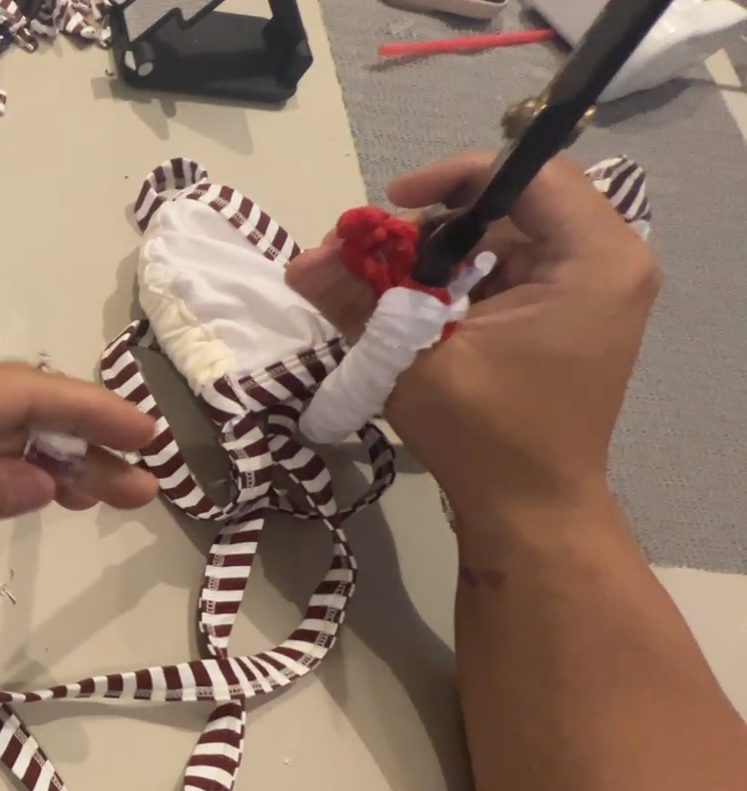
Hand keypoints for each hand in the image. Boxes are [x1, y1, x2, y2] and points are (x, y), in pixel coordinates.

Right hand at [284, 154, 660, 533]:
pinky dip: (445, 291)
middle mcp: (601, 264)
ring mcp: (582, 296)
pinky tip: (401, 317)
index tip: (386, 204)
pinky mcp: (557, 323)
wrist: (526, 502)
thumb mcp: (411, 360)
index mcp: (592, 259)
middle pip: (506, 213)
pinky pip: (497, 283)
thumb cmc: (483, 430)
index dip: (452, 178)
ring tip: (368, 293)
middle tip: (358, 259)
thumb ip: (358, 303)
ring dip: (428, 264)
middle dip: (424, 231)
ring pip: (496, 249)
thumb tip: (300, 263)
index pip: (529, 178)